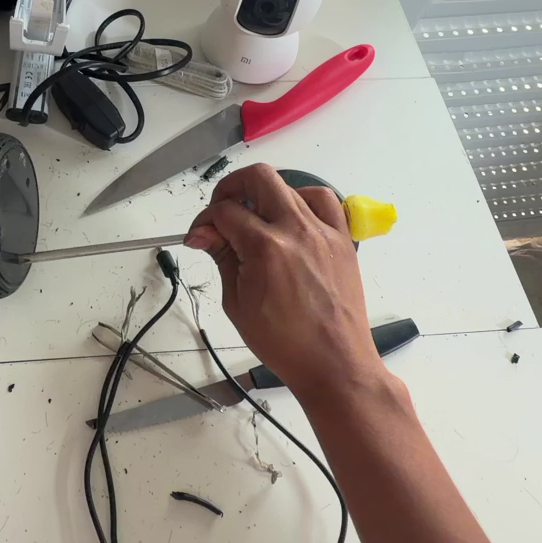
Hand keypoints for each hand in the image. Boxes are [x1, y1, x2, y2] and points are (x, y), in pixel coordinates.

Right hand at [182, 164, 383, 397]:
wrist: (334, 364)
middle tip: (221, 211)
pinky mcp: (342, 240)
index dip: (204, 221)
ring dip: (265, 194)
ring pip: (290, 185)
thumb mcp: (237, 302)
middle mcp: (296, 230)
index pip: (224, 212)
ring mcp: (323, 232)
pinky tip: (292, 218)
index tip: (199, 236)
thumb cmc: (284, 343)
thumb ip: (222, 257)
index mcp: (265, 248)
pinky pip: (325, 201)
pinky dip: (304, 199)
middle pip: (258, 178)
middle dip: (230, 188)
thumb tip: (203, 233)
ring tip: (256, 217)